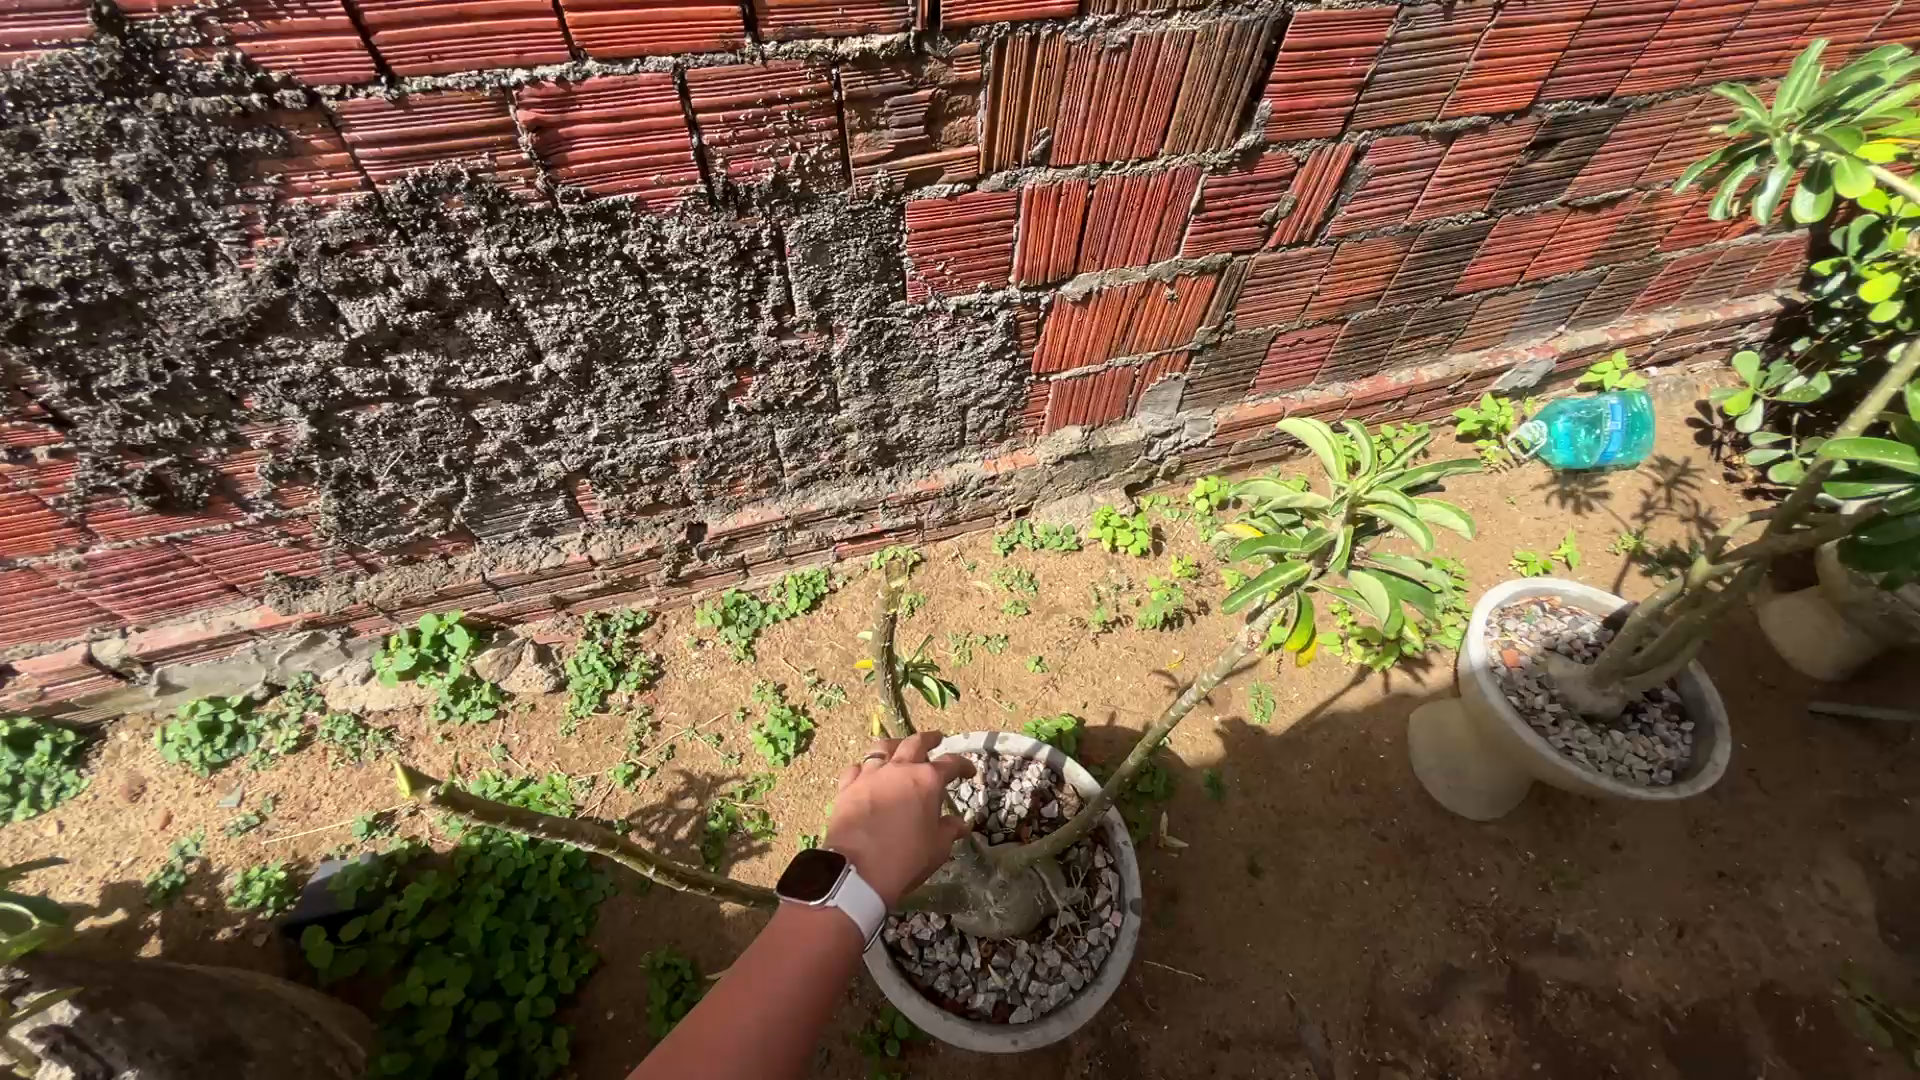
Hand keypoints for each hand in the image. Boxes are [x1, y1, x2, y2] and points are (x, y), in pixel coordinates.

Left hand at [824, 731, 975, 907]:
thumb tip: (960, 824)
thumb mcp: (937, 849)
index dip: (963, 765)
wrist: (856, 871)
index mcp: (927, 780)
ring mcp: (871, 775)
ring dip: (895, 746)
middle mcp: (900, 769)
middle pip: (916, 743)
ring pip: (883, 748)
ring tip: (899, 748)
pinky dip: (865, 768)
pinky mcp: (848, 787)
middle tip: (937, 739)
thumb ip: (949, 831)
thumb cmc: (904, 859)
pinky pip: (857, 768)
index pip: (950, 764)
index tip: (969, 771)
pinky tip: (867, 775)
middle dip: (930, 739)